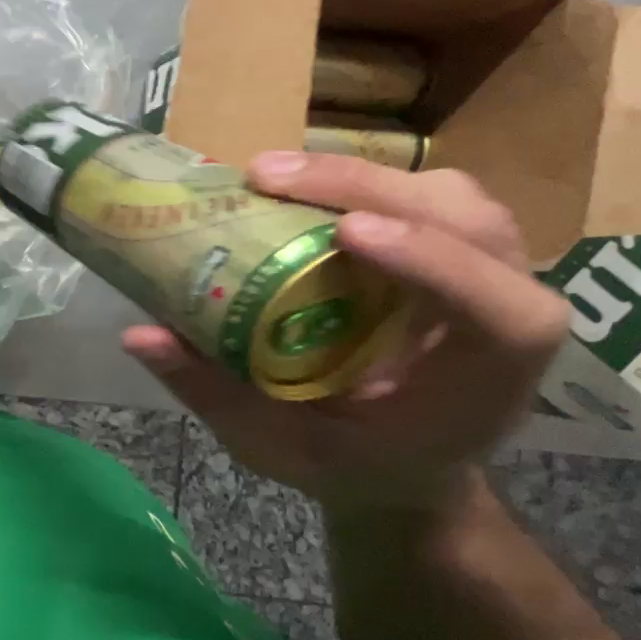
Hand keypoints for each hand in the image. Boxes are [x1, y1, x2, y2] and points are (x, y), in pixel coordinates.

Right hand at [120, 152, 569, 514]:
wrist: (402, 465)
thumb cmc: (348, 463)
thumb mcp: (274, 446)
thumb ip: (212, 393)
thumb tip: (138, 334)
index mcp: (482, 379)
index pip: (500, 311)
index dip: (434, 261)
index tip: (345, 233)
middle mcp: (501, 314)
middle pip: (465, 223)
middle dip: (366, 187)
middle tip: (263, 176)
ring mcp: (482, 274)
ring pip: (449, 197)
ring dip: (361, 174)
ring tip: (271, 174)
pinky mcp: (448, 253)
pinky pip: (421, 196)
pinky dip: (360, 181)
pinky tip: (297, 187)